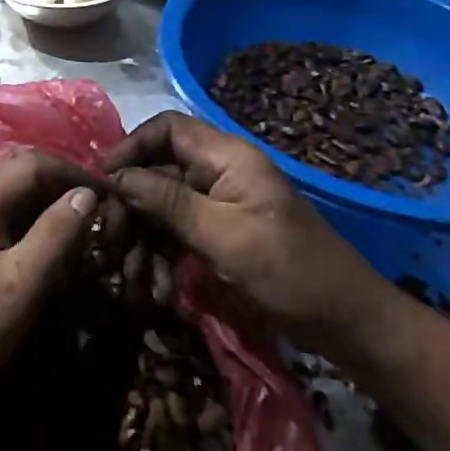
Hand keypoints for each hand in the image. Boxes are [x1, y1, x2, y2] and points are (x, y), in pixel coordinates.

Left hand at [0, 150, 102, 450]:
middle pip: (21, 171)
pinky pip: (6, 214)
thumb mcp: (21, 283)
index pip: (32, 163)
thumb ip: (56, 234)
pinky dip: (34, 219)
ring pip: (14, 193)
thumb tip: (88, 194)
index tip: (109, 191)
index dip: (73, 171)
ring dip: (49, 200)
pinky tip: (52, 240)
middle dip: (63, 182)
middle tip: (100, 204)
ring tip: (83, 220)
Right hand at [105, 111, 392, 346]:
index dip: (131, 145)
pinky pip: (179, 232)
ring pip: (164, 206)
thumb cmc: (288, 270)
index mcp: (226, 156)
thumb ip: (168, 201)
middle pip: (159, 169)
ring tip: (136, 277)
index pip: (166, 128)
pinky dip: (164, 255)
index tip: (103, 179)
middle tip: (113, 240)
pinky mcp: (221, 232)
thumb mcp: (223, 235)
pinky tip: (157, 288)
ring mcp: (221, 203)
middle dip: (133, 204)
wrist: (346, 322)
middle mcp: (220, 171)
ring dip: (145, 238)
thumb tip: (116, 176)